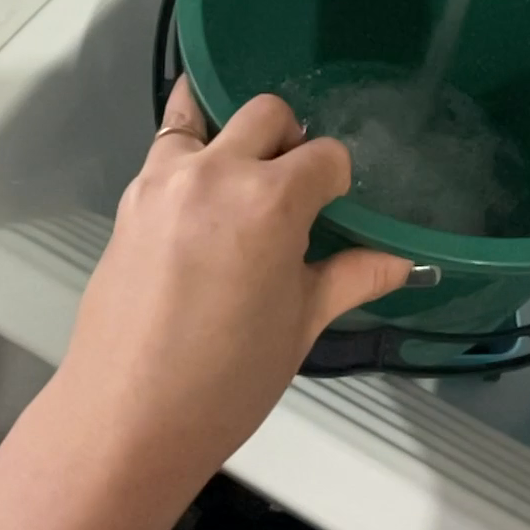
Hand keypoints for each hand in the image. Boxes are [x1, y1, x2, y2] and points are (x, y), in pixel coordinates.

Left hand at [56, 78, 411, 473]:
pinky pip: (166, 143)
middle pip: (268, 112)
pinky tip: (202, 190)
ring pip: (208, 112)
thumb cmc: (229, 378)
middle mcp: (217, 171)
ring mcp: (166, 177)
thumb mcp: (301, 324)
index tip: (332, 210)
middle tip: (289, 190)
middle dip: (291, 139)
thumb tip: (403, 263)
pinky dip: (191, 147)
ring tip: (240, 181)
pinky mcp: (131, 194)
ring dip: (235, 133)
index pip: (325, 155)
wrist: (126, 418)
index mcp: (270, 202)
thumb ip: (353, 277)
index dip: (337, 180)